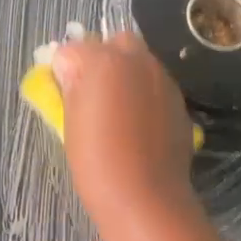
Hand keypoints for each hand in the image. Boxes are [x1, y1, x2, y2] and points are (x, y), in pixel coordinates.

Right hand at [51, 32, 198, 232]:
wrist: (145, 197)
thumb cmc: (97, 161)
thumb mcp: (69, 122)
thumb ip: (70, 87)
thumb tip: (69, 69)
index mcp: (104, 61)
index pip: (73, 48)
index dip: (64, 67)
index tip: (61, 90)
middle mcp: (138, 61)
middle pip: (116, 43)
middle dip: (102, 59)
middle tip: (89, 92)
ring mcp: (163, 80)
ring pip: (140, 63)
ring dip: (125, 76)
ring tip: (114, 110)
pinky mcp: (179, 101)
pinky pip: (156, 86)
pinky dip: (144, 95)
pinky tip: (136, 124)